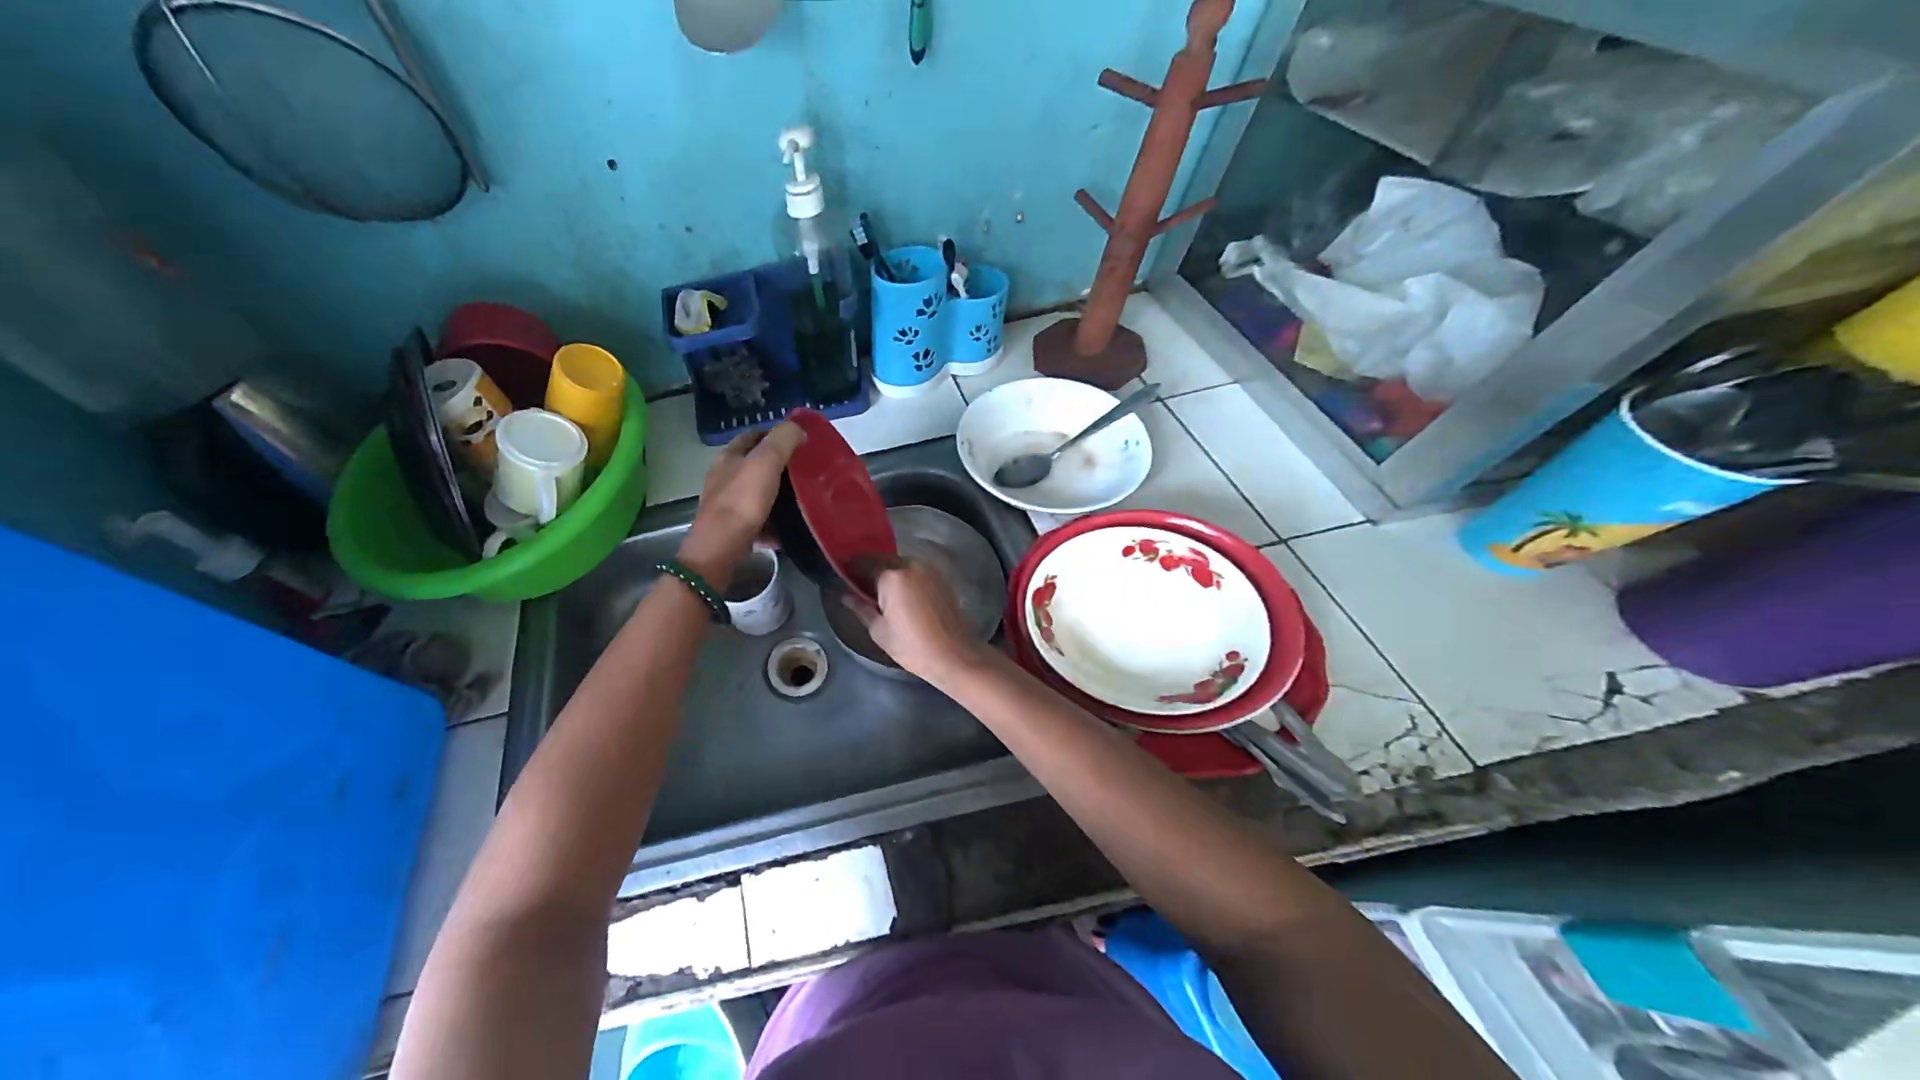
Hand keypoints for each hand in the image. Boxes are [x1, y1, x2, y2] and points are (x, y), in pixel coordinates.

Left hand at [678, 422, 805, 587]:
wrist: (721, 548)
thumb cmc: (742, 500)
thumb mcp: (766, 462)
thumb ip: (783, 440)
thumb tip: (799, 427)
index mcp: (729, 458)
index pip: (751, 436)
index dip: (772, 434)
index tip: (797, 440)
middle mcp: (723, 479)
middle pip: (753, 466)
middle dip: (777, 466)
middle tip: (804, 469)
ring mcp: (726, 506)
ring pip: (756, 494)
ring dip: (776, 494)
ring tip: (801, 498)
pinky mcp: (733, 530)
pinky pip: (758, 521)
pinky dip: (773, 522)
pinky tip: (789, 527)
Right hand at [846, 558, 985, 680]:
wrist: (953, 655)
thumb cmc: (911, 646)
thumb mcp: (879, 630)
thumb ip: (861, 608)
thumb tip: (846, 596)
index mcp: (892, 576)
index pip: (864, 562)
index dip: (851, 568)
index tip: (844, 576)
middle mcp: (911, 565)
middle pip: (884, 559)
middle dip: (871, 568)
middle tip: (860, 585)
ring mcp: (929, 570)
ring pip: (901, 563)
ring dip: (889, 572)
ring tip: (881, 592)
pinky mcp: (941, 578)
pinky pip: (916, 571)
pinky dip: (905, 576)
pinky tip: (901, 594)